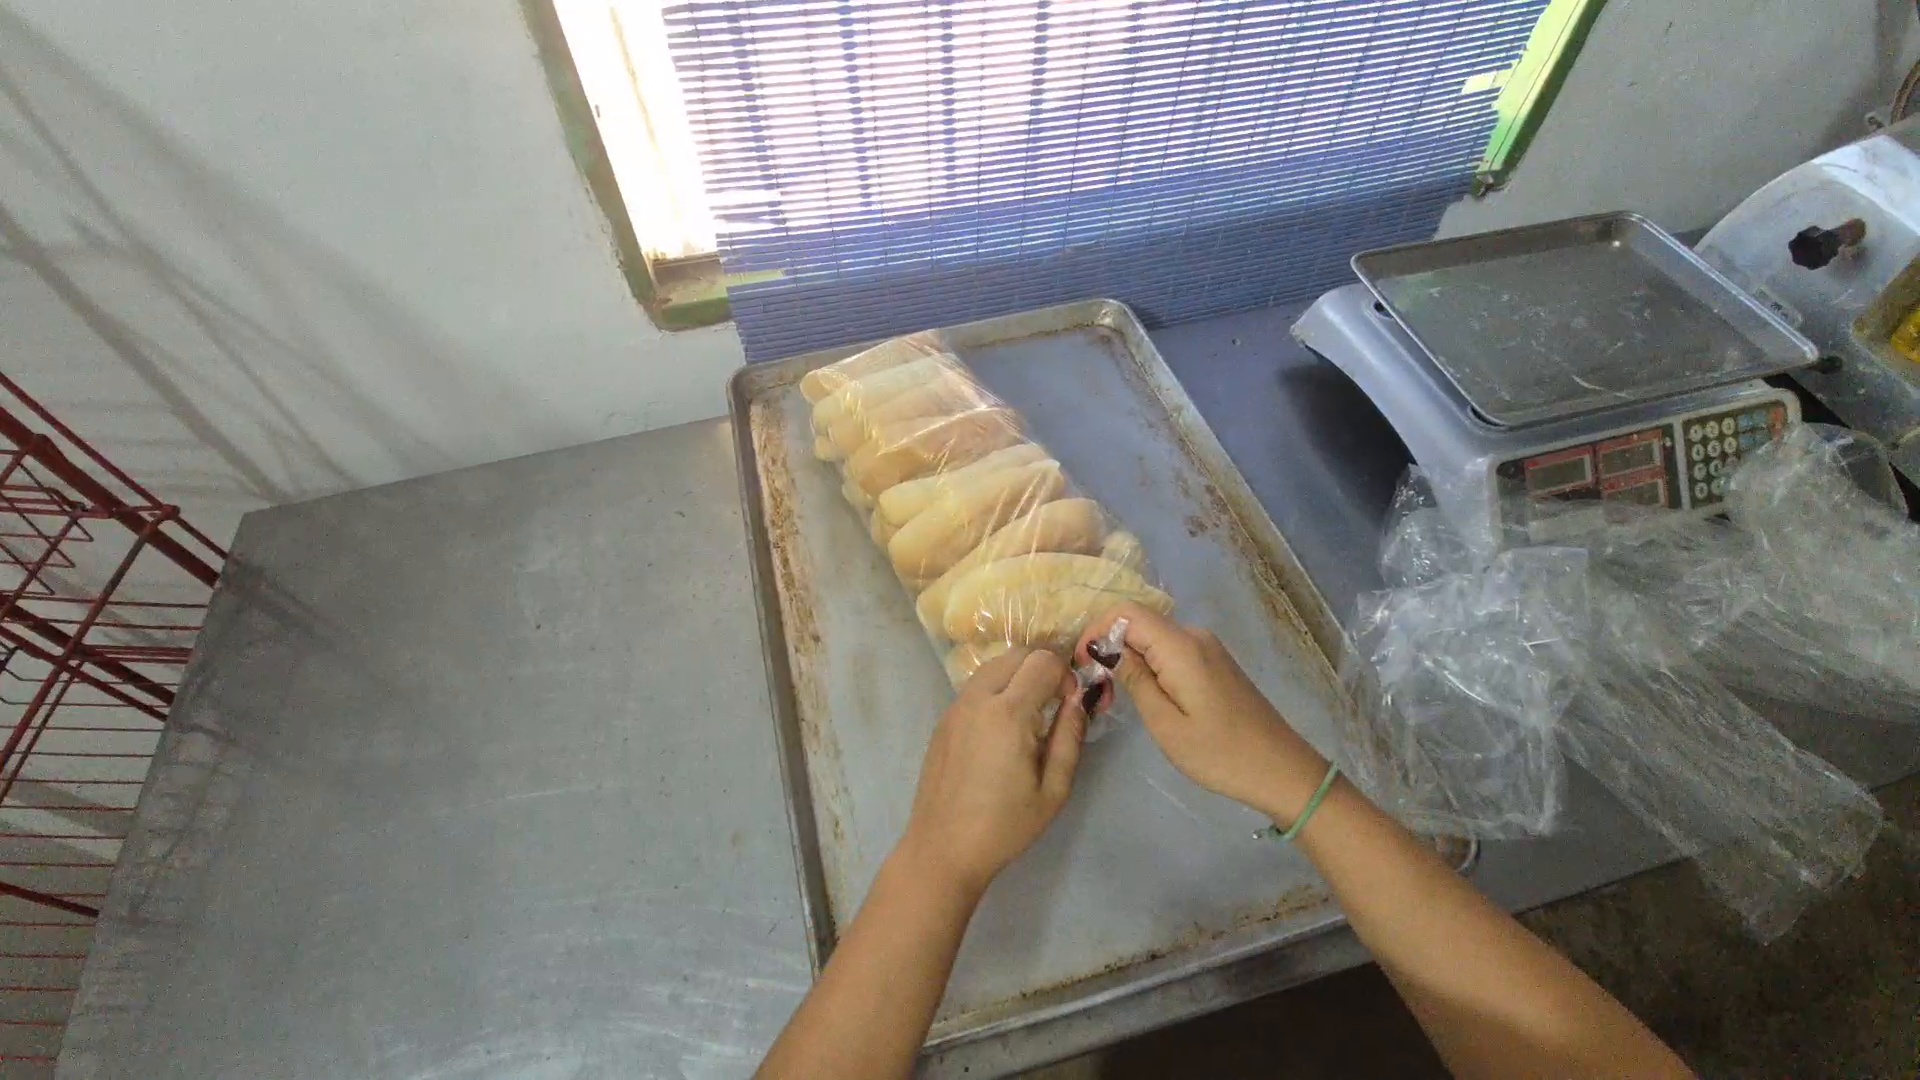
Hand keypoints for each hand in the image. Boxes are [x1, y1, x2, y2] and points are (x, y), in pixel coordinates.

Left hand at [898, 648, 1085, 895]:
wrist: (942, 849)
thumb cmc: (1004, 826)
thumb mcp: (1053, 790)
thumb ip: (1070, 737)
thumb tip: (1078, 700)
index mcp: (1008, 713)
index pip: (1043, 661)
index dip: (1065, 675)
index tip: (1070, 705)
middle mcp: (977, 699)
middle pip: (1016, 654)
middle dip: (1042, 668)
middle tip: (1053, 705)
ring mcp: (955, 707)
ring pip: (992, 666)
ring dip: (1017, 676)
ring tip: (1029, 717)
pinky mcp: (943, 720)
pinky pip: (975, 687)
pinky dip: (996, 690)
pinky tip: (1001, 731)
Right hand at [1077, 605, 1327, 823]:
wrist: (1283, 771)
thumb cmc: (1220, 754)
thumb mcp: (1166, 724)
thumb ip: (1135, 680)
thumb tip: (1107, 650)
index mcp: (1182, 647)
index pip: (1126, 612)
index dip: (1096, 629)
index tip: (1081, 663)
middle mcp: (1195, 637)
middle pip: (1138, 623)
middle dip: (1109, 648)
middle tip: (1097, 690)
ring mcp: (1207, 648)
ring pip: (1153, 638)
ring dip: (1128, 660)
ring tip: (1116, 699)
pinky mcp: (1214, 663)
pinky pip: (1171, 651)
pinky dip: (1149, 666)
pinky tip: (1145, 697)